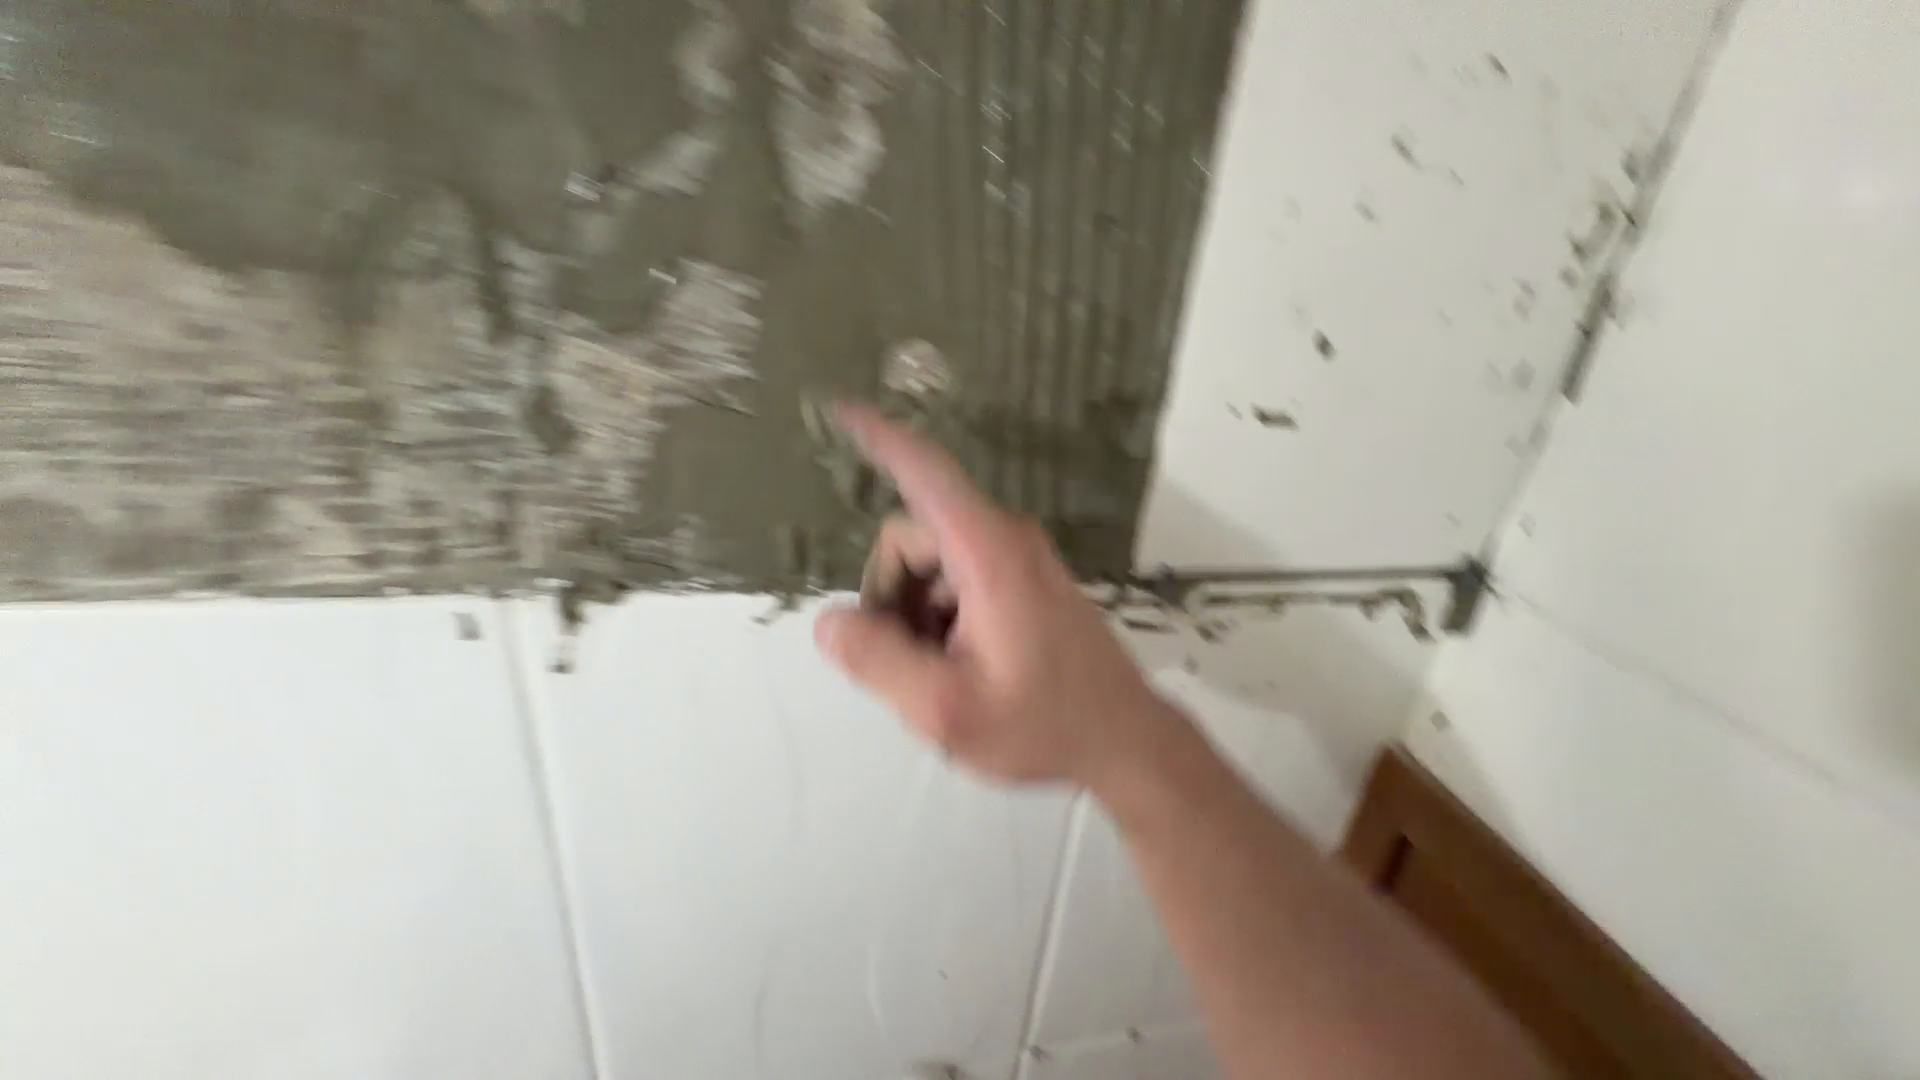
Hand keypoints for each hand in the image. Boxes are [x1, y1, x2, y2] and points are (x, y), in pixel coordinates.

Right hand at [814, 404, 1183, 786]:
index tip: (838, 407)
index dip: (878, 438)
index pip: (925, 473)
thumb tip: (829, 622)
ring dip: (912, 612)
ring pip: (928, 562)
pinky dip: (937, 616)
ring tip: (941, 673)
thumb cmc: (1043, 726)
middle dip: (889, 596)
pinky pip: (954, 578)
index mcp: (987, 553)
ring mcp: (1017, 558)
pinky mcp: (1022, 579)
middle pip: (910, 537)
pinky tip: (960, 664)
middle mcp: (1003, 538)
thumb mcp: (946, 710)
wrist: (1124, 741)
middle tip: (907, 665)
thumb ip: (879, 662)